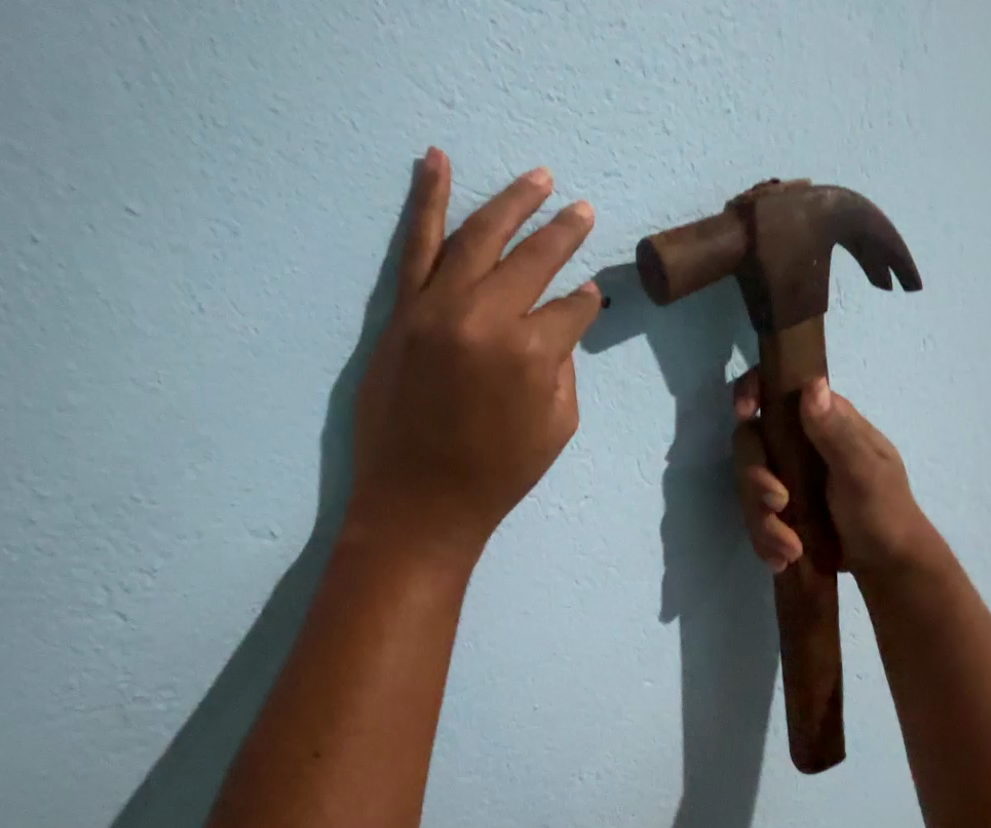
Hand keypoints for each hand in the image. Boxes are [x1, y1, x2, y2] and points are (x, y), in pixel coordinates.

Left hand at [346, 148, 602, 562]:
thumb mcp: (556, 428)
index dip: (585, 303)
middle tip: (581, 210)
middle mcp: (485, 318)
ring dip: (513, 201)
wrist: (418, 503)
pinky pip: (415, 246)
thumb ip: (564, 366)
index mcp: (533, 353)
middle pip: (533, 259)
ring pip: (478, 236)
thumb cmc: (495, 475)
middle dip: (563, 232)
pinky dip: (427, 200)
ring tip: (538, 178)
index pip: (571, 308)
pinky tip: (437, 161)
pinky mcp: (401, 313)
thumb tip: (563, 319)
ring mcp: (437, 309)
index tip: (589, 296)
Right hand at [733, 373, 928, 576]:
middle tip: (778, 505)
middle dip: (755, 480)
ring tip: (790, 550)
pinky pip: (754, 518)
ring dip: (762, 522)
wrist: (888, 566)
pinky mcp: (780, 510)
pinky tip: (784, 559)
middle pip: (750, 444)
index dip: (751, 391)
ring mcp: (787, 477)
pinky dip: (765, 541)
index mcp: (825, 421)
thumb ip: (836, 432)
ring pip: (748, 487)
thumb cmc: (885, 512)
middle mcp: (800, 443)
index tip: (744, 414)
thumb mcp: (864, 472)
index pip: (778, 390)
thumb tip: (812, 386)